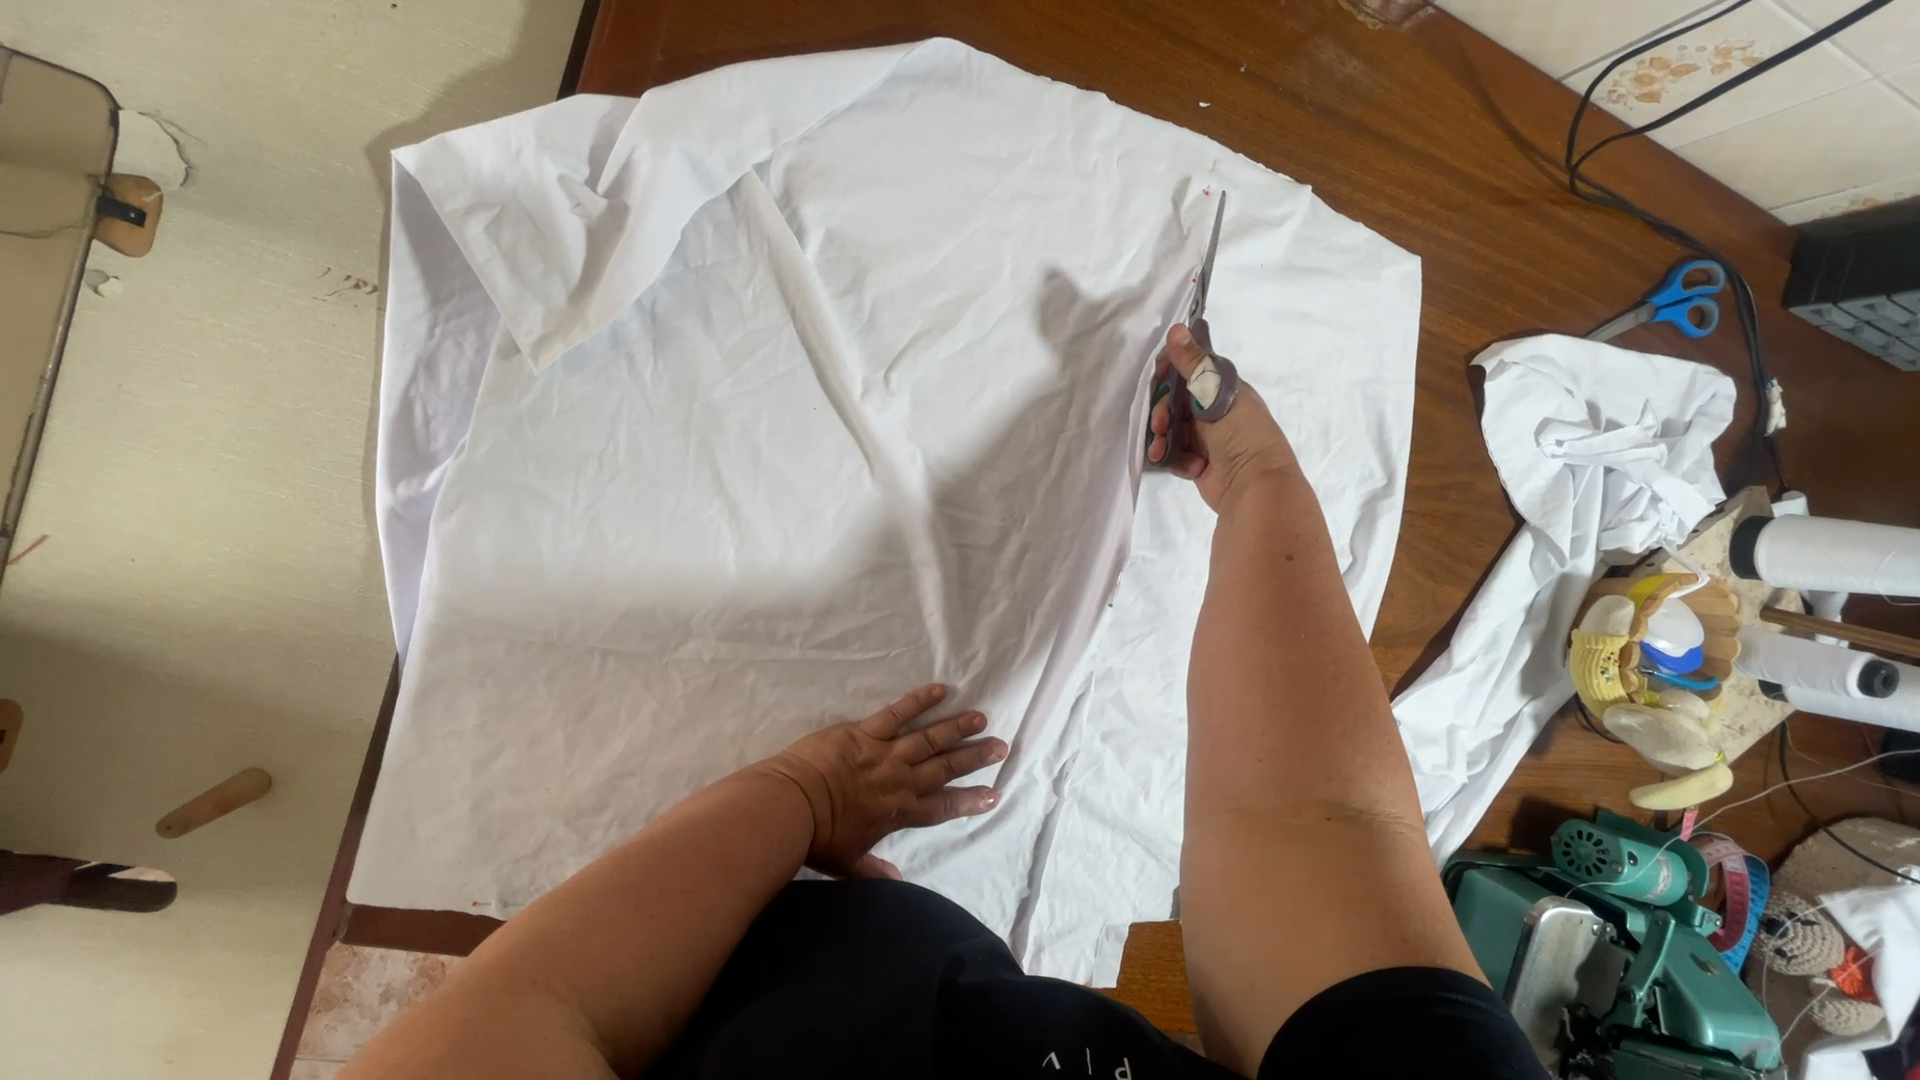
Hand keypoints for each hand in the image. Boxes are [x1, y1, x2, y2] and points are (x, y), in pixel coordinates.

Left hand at [758, 684, 1006, 879]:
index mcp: (897, 812)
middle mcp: (900, 781)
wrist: (790, 807)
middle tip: (1002, 747)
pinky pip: (897, 713)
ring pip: (929, 738)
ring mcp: (885, 753)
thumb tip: (896, 885)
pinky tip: (942, 689)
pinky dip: (920, 701)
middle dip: (975, 758)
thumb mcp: (847, 861)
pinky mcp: (865, 732)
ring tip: (981, 718)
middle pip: (945, 768)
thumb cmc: (816, 838)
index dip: (969, 801)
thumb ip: (873, 871)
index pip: (942, 807)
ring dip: (957, 728)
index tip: (993, 794)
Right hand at [1145, 323, 1298, 509]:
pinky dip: (1175, 459)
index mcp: (1224, 389)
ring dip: (1162, 439)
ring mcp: (1206, 438)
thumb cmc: (1241, 434)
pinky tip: (1186, 467)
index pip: (1188, 372)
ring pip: (1171, 430)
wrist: (1255, 486)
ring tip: (1161, 450)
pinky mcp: (1199, 462)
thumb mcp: (1215, 395)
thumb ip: (1193, 364)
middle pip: (1173, 403)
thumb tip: (1176, 328)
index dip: (1168, 376)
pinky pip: (1176, 454)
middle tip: (1159, 426)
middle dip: (1160, 413)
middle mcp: (1214, 411)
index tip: (1155, 382)